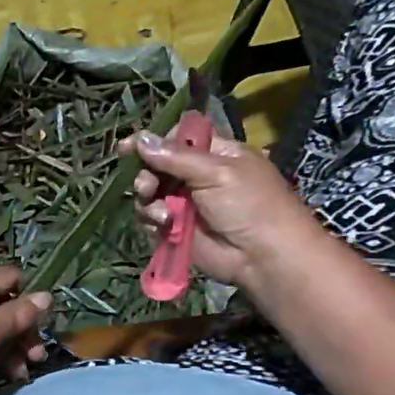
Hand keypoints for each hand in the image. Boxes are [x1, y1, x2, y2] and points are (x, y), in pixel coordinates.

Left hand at [0, 267, 51, 394]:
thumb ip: (19, 314)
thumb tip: (47, 296)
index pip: (13, 277)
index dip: (31, 296)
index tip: (43, 322)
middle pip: (8, 305)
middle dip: (26, 330)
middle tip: (37, 356)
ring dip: (15, 347)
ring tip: (23, 371)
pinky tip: (8, 374)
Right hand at [122, 131, 325, 289]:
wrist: (264, 256)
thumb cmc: (250, 204)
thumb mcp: (218, 172)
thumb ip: (176, 156)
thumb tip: (140, 138)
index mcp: (214, 153)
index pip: (177, 138)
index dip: (153, 142)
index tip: (130, 147)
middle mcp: (198, 176)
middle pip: (158, 166)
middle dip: (146, 173)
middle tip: (146, 185)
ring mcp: (187, 204)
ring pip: (151, 193)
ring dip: (148, 198)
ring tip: (159, 210)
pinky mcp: (178, 230)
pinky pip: (153, 219)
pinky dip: (152, 219)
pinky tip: (164, 224)